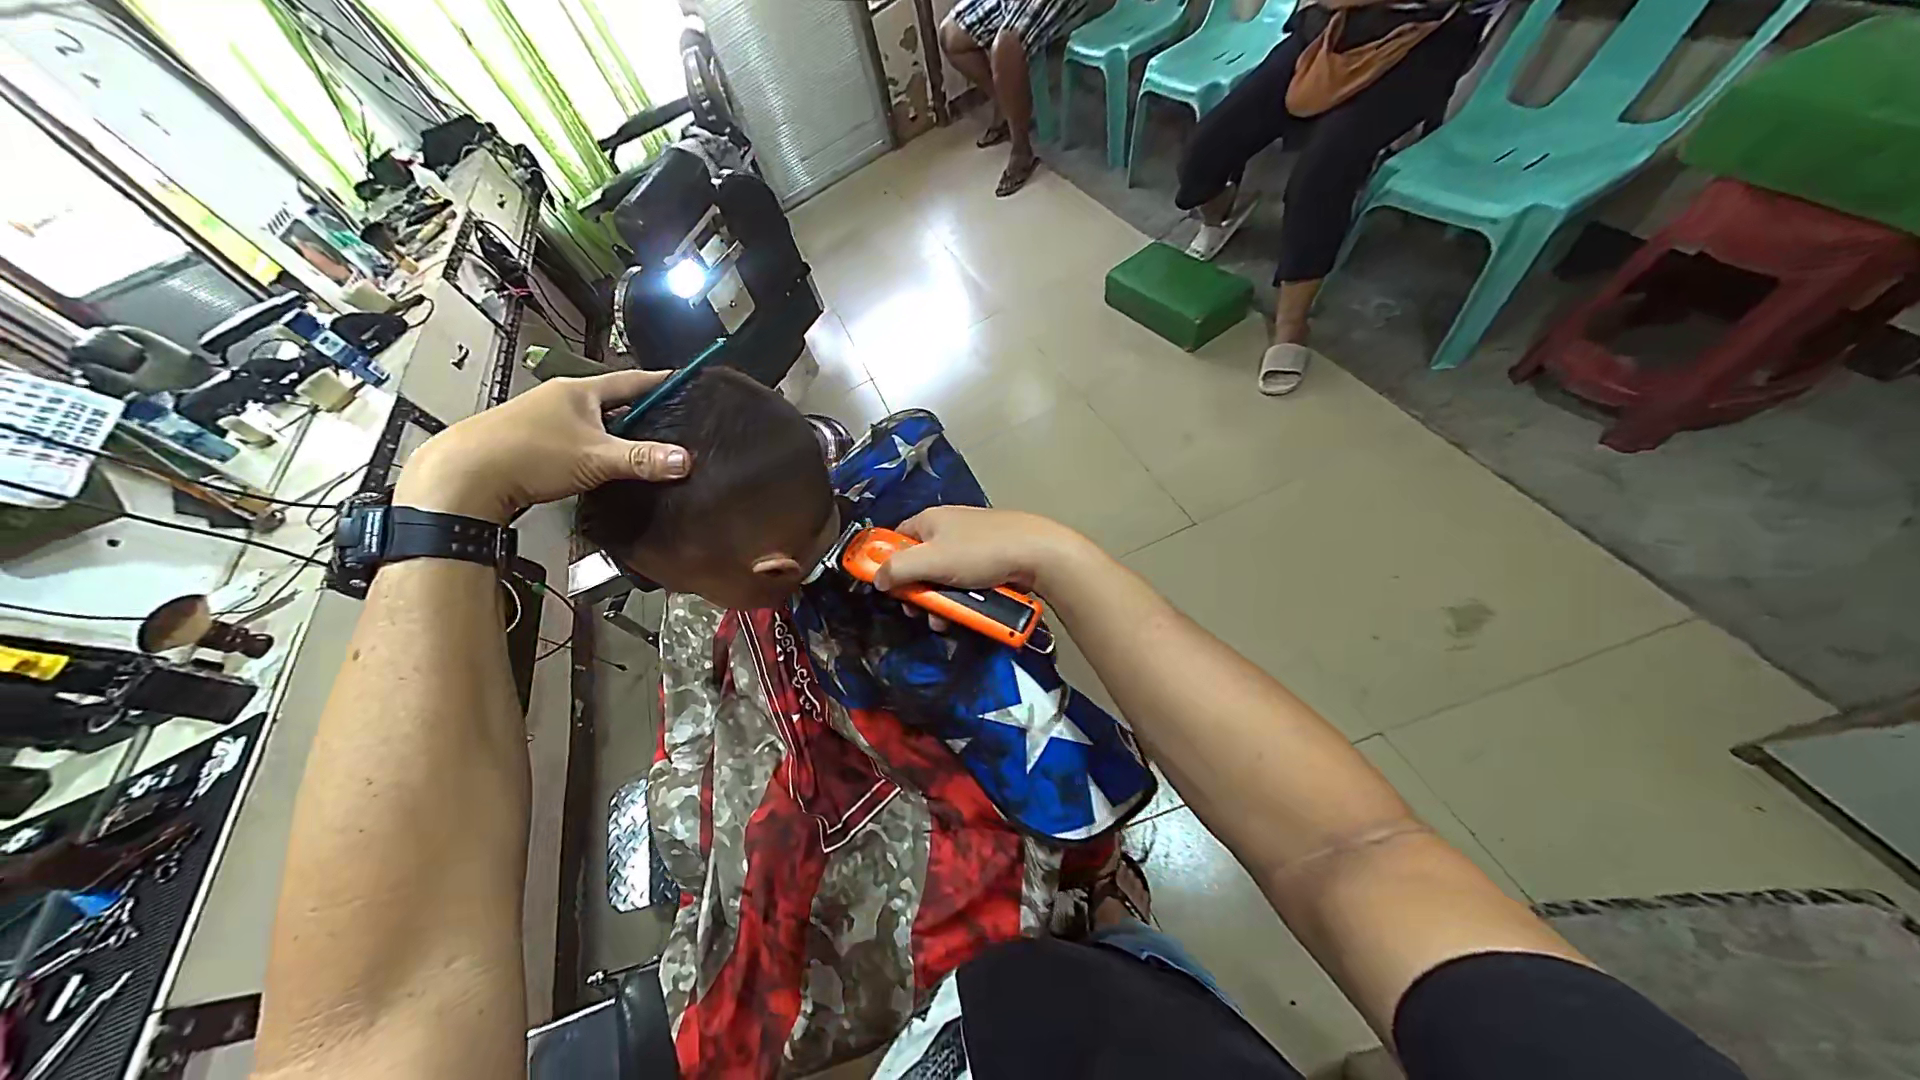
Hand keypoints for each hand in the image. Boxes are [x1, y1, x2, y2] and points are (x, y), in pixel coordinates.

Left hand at [395, 370, 690, 523]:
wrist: (465, 477)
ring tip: (640, 449)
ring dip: (613, 433)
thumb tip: (685, 460)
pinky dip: (593, 449)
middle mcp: (559, 399)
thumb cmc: (528, 454)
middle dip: (639, 411)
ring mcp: (542, 420)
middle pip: (611, 401)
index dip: (658, 381)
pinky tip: (602, 465)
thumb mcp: (596, 457)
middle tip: (668, 423)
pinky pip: (574, 440)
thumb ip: (642, 459)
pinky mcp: (531, 443)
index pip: (630, 380)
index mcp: (578, 391)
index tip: (680, 380)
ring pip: (591, 422)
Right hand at [871, 507, 1089, 596]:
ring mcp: (970, 547)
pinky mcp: (989, 563)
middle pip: (918, 564)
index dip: (886, 562)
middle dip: (917, 592)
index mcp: (930, 520)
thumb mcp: (931, 560)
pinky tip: (966, 614)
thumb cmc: (982, 552)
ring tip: (944, 619)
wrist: (1039, 555)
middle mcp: (948, 529)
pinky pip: (965, 584)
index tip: (886, 587)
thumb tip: (876, 579)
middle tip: (919, 610)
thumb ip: (898, 569)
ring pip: (942, 579)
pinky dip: (962, 600)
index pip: (895, 539)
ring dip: (940, 602)